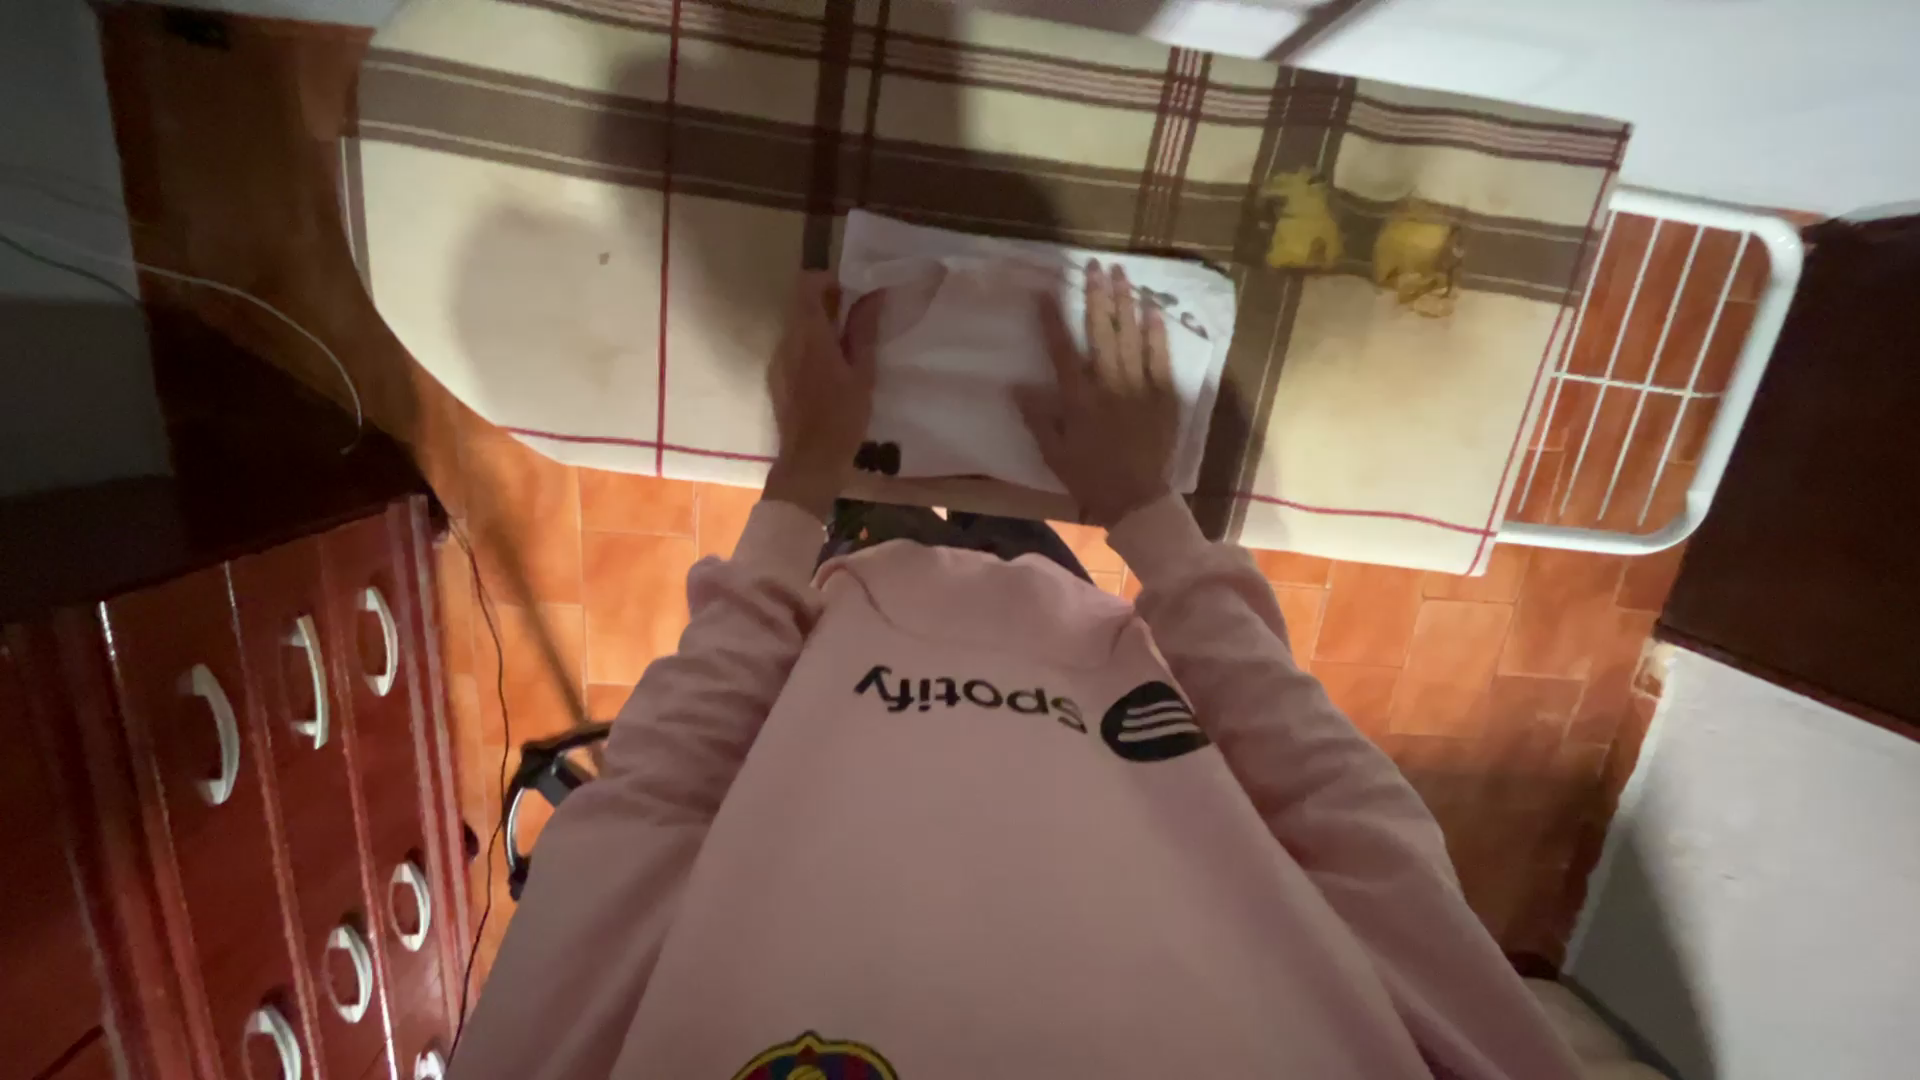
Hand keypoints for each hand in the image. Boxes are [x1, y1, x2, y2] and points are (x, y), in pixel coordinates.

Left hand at [764, 272, 878, 520]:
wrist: (809, 463)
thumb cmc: (842, 419)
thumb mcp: (862, 374)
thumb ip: (864, 332)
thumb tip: (873, 295)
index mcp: (810, 335)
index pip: (807, 284)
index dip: (828, 281)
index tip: (851, 293)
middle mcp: (787, 341)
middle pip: (800, 305)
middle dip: (827, 304)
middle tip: (856, 321)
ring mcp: (778, 361)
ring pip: (797, 329)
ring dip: (819, 329)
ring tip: (847, 350)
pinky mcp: (777, 379)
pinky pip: (792, 350)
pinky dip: (810, 349)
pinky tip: (830, 374)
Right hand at [1016, 260, 1177, 526]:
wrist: (1137, 499)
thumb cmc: (1090, 477)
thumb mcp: (1053, 453)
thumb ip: (1038, 418)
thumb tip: (1017, 386)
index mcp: (1079, 399)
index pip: (1062, 350)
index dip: (1052, 319)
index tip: (1044, 291)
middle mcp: (1109, 384)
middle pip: (1101, 331)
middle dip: (1095, 295)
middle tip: (1093, 264)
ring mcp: (1140, 387)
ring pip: (1132, 336)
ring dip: (1125, 302)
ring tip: (1121, 272)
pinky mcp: (1164, 395)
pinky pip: (1161, 357)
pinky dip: (1157, 332)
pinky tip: (1153, 309)